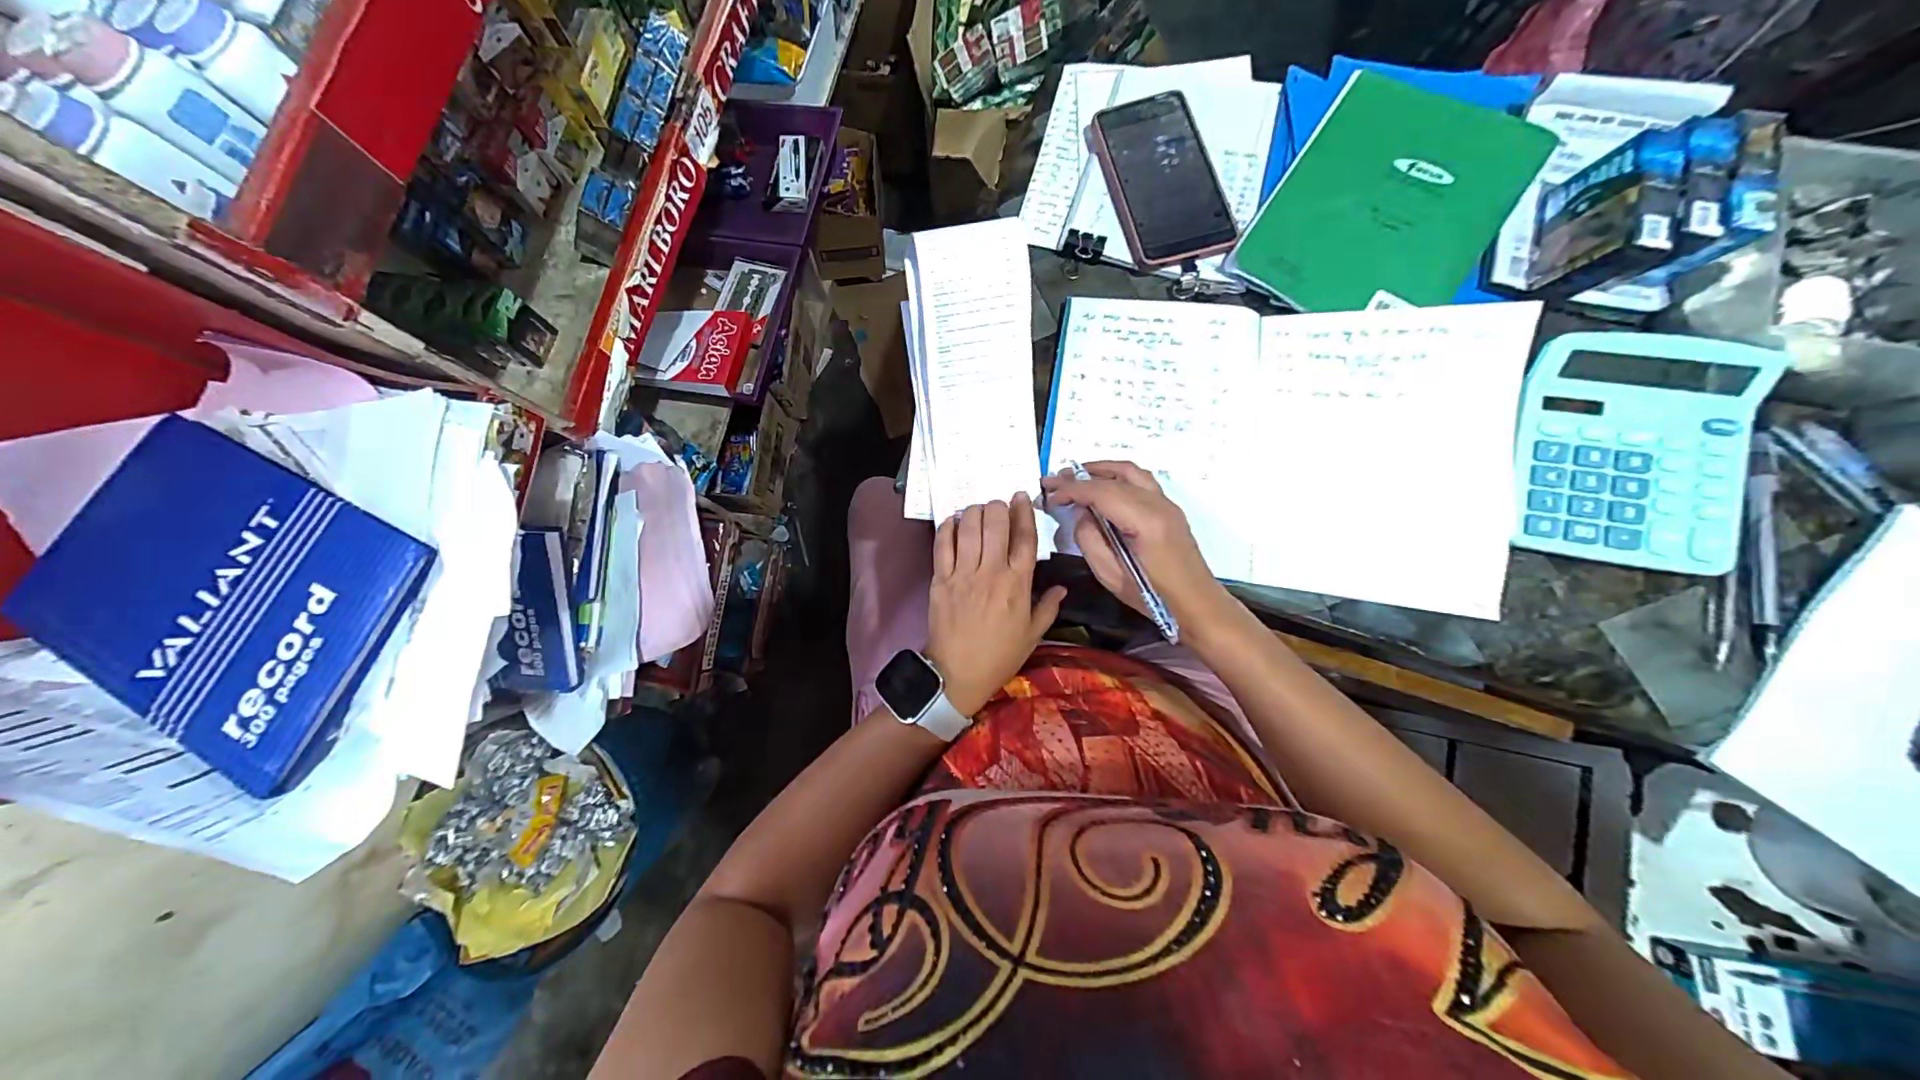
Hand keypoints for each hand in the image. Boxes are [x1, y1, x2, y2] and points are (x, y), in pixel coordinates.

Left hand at [925, 492, 1067, 715]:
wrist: (958, 674)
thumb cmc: (999, 656)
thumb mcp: (1033, 635)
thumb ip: (1048, 607)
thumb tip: (1062, 587)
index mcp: (1018, 584)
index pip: (1025, 538)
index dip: (1024, 512)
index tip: (1021, 497)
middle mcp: (991, 573)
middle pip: (996, 524)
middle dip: (998, 506)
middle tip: (998, 505)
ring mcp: (963, 574)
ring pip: (969, 528)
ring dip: (975, 512)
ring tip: (978, 510)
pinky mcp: (940, 579)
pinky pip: (942, 544)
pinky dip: (948, 527)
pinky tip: (954, 522)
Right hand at [1040, 461, 1226, 627]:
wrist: (1197, 604)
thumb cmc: (1154, 597)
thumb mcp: (1110, 575)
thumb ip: (1089, 539)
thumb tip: (1082, 514)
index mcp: (1145, 522)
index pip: (1101, 491)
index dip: (1072, 489)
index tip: (1050, 493)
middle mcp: (1159, 504)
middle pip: (1115, 477)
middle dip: (1081, 476)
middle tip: (1055, 479)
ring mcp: (1168, 504)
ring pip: (1131, 472)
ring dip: (1102, 469)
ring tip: (1077, 474)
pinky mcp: (1170, 509)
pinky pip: (1141, 481)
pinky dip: (1118, 476)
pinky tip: (1103, 485)